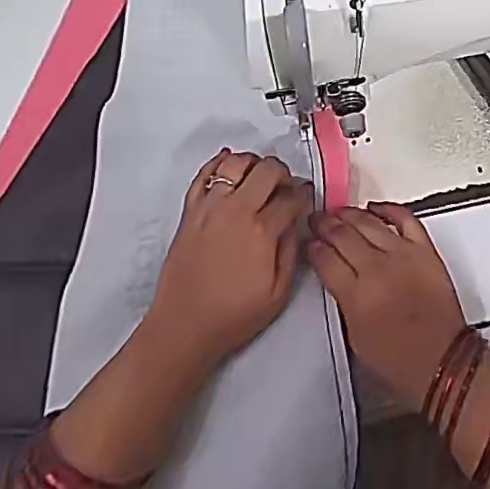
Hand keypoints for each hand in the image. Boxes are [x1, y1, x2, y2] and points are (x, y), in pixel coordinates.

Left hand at [145, 150, 310, 368]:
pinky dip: (217, 163)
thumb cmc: (231, 315)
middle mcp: (236, 211)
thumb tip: (296, 223)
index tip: (304, 198)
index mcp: (261, 231)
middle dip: (283, 174)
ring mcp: (210, 207)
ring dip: (253, 164)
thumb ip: (291, 251)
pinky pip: (203, 174)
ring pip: (236, 163)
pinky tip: (228, 164)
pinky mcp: (190, 211)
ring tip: (258, 175)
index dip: (303, 194)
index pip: (291, 196)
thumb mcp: (278, 292)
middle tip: (285, 186)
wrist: (185, 325)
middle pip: (267, 169)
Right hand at [307, 203, 467, 406]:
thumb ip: (341, 299)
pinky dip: (388, 209)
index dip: (313, 247)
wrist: (443, 363)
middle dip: (325, 224)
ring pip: (368, 222)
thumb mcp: (355, 337)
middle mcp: (378, 270)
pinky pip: (404, 218)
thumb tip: (332, 272)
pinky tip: (374, 208)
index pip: (325, 258)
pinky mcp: (425, 250)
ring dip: (348, 214)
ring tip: (338, 212)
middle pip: (342, 234)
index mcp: (357, 297)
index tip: (310, 243)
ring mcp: (403, 256)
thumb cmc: (401, 360)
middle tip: (317, 220)